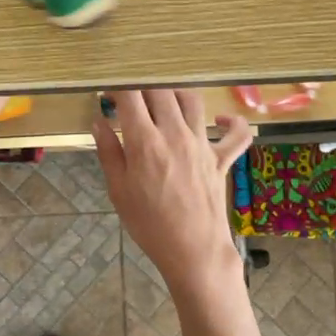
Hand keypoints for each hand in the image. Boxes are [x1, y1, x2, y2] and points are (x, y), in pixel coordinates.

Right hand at [94, 91, 253, 292]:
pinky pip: (236, 134)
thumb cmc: (148, 224)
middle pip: (161, 89)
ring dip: (176, 93)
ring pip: (193, 100)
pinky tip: (220, 120)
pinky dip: (231, 122)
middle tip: (132, 96)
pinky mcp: (222, 158)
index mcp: (145, 141)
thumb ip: (109, 151)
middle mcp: (175, 133)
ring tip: (164, 100)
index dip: (117, 87)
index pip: (130, 96)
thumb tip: (99, 121)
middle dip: (144, 85)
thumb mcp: (118, 190)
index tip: (108, 92)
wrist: (192, 250)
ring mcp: (202, 144)